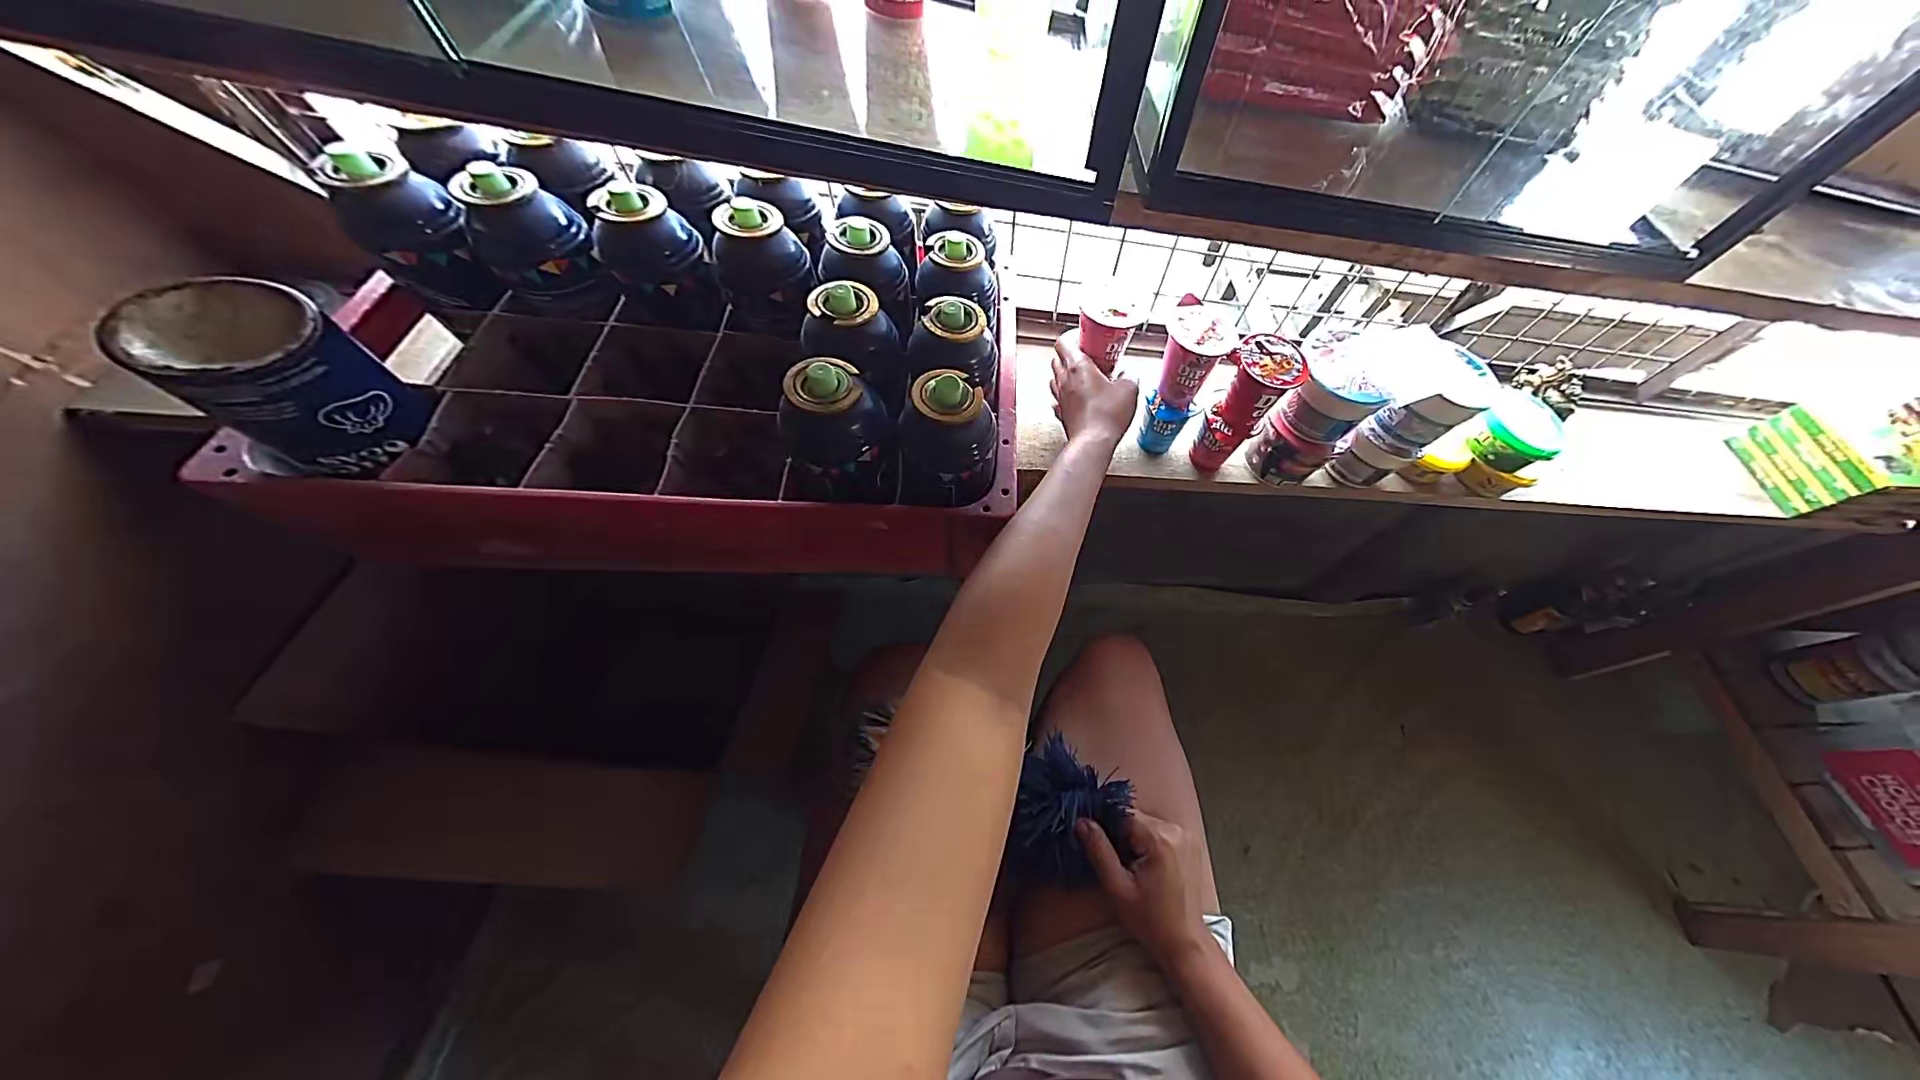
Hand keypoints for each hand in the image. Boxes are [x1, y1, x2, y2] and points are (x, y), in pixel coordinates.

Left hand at [1051, 341, 1136, 447]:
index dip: (1072, 336)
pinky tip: (1078, 397)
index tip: (1085, 337)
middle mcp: (1064, 380)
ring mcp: (1060, 397)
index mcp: (1078, 366)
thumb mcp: (1129, 389)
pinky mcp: (1061, 413)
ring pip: (1056, 377)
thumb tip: (1129, 374)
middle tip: (1088, 356)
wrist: (1093, 442)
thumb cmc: (1107, 415)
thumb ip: (1129, 376)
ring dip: (1066, 374)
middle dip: (1070, 354)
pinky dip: (1066, 394)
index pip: (1063, 342)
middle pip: (1057, 358)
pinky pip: (1059, 398)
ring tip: (1084, 377)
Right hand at [1078, 810, 1211, 960]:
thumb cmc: (1150, 920)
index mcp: (1160, 839)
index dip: (1105, 825)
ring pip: (1145, 824)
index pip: (1122, 813)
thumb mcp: (1117, 887)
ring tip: (1130, 865)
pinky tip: (1144, 865)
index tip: (1096, 842)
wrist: (1185, 942)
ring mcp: (1186, 836)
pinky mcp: (1190, 844)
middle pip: (1134, 817)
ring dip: (1133, 838)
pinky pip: (1159, 831)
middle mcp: (1176, 830)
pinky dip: (1147, 842)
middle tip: (1115, 860)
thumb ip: (1099, 850)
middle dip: (1120, 834)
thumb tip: (1082, 821)